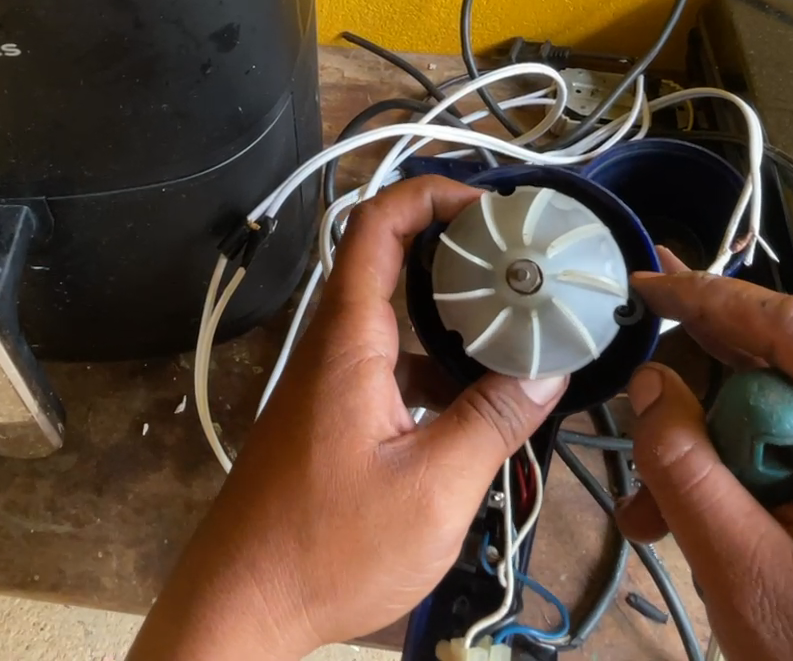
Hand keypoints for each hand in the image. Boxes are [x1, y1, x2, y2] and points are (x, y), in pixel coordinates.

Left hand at [128, 176, 568, 659]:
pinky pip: (390, 358)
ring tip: (514, 313)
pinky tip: (479, 391)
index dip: (430, 194)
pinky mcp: (336, 407)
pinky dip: (434, 357)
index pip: (378, 225)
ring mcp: (332, 373)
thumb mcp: (432, 490)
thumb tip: (548, 369)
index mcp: (349, 336)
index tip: (490, 205)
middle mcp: (335, 339)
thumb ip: (492, 422)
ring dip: (447, 304)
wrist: (244, 598)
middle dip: (452, 242)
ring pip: (393, 311)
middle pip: (389, 257)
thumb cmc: (327, 544)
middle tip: (518, 255)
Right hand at [619, 258, 792, 660]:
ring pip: (783, 425)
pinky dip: (748, 484)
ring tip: (659, 513)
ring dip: (713, 457)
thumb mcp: (746, 577)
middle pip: (782, 380)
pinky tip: (708, 527)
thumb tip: (649, 381)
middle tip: (635, 441)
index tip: (643, 283)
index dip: (713, 297)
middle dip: (699, 406)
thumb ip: (685, 467)